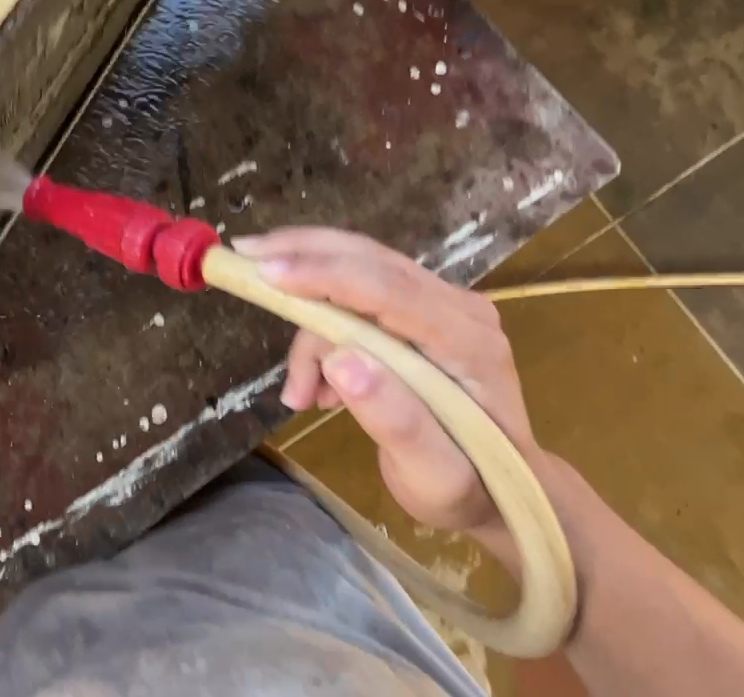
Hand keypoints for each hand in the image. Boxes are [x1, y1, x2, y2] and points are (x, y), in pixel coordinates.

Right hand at [235, 228, 535, 533]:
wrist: (501, 488)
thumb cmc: (468, 486)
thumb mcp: (433, 475)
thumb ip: (394, 419)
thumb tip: (340, 361)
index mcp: (468, 342)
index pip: (389, 289)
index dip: (324, 276)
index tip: (266, 273)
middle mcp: (457, 306)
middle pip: (368, 258)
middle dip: (300, 255)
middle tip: (242, 258)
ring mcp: (438, 302)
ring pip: (354, 270)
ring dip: (306, 318)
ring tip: (299, 393)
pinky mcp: (418, 306)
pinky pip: (353, 292)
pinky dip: (318, 326)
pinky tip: (317, 379)